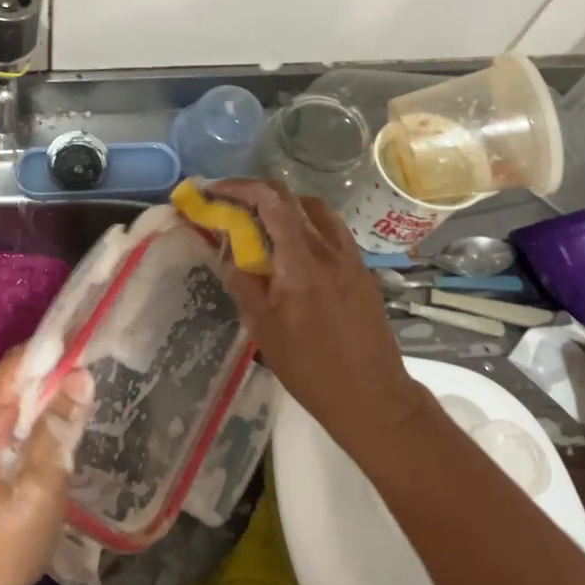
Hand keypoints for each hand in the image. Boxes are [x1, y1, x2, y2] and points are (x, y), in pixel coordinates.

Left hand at [0, 347, 92, 584]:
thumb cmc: (4, 544)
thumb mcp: (40, 487)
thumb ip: (57, 430)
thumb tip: (81, 375)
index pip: (15, 365)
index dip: (52, 350)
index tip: (88, 341)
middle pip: (14, 379)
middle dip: (53, 372)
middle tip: (97, 367)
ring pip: (15, 400)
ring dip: (47, 395)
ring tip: (87, 390)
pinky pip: (11, 421)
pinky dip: (37, 417)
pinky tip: (63, 424)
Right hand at [205, 179, 425, 433]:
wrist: (371, 396)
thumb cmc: (309, 367)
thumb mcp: (262, 326)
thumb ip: (244, 280)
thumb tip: (230, 250)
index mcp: (301, 261)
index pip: (271, 201)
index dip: (239, 187)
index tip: (213, 191)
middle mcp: (330, 249)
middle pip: (293, 198)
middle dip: (256, 193)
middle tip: (230, 204)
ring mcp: (351, 257)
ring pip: (316, 210)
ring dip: (284, 205)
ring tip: (260, 221)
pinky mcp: (361, 270)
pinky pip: (331, 230)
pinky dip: (305, 224)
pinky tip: (291, 247)